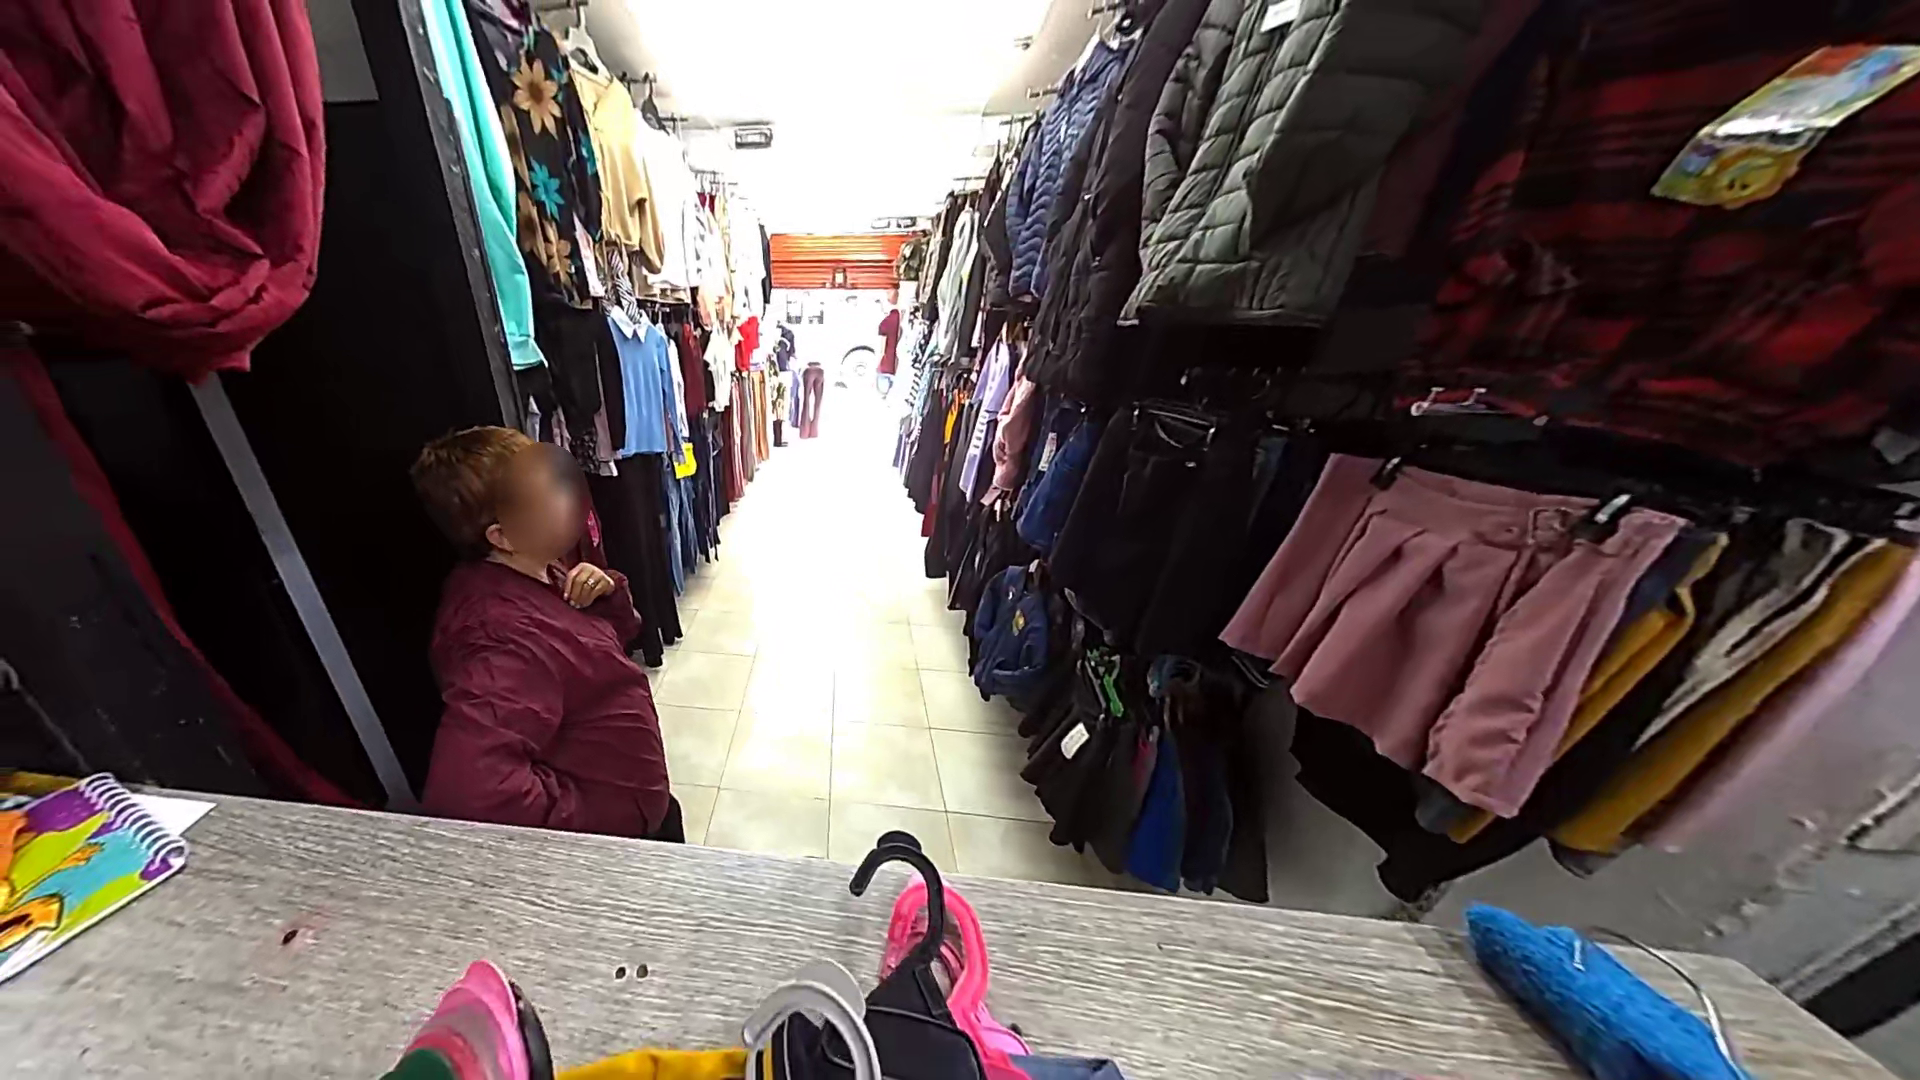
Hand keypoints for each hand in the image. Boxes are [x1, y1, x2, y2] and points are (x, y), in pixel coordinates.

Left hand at [563, 563, 614, 607]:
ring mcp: (600, 574)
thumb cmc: (589, 583)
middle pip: (579, 581)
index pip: (572, 576)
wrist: (606, 583)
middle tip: (573, 604)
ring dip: (582, 598)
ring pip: (587, 587)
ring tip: (579, 605)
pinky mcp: (607, 581)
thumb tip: (565, 597)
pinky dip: (590, 598)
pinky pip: (596, 591)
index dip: (568, 588)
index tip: (565, 598)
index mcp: (581, 566)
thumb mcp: (579, 580)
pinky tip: (586, 603)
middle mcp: (591, 568)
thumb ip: (571, 584)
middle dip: (575, 594)